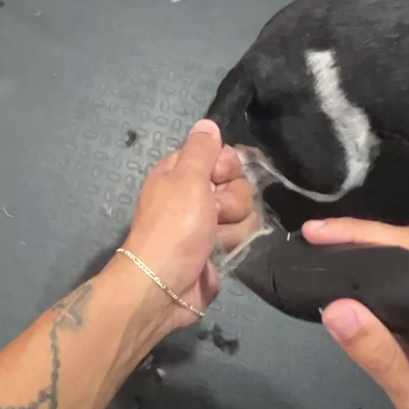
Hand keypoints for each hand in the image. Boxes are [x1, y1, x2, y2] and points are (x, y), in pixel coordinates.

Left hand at [120, 120, 260, 332]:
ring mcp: (209, 223)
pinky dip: (233, 245)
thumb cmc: (173, 227)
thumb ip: (201, 150)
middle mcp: (195, 193)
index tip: (216, 179)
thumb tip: (207, 123)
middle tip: (212, 212)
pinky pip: (243, 237)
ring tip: (211, 238)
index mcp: (181, 172)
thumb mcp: (186, 178)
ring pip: (245, 212)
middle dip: (232, 200)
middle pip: (238, 184)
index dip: (225, 167)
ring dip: (232, 226)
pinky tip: (218, 253)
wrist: (163, 285)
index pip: (222, 155)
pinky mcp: (220, 248)